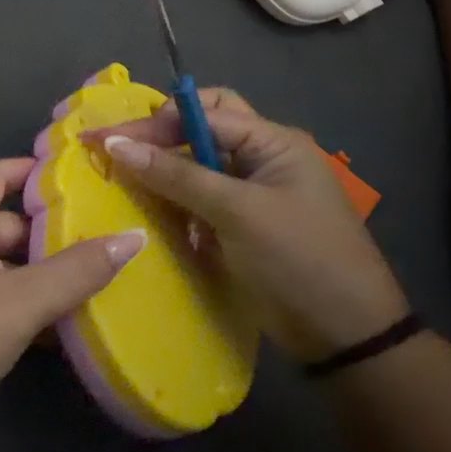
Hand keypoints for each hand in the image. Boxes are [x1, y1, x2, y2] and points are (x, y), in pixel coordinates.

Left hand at [0, 159, 145, 451]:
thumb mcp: (23, 302)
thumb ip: (78, 271)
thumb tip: (133, 237)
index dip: (32, 171)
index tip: (77, 177)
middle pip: (3, 220)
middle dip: (48, 232)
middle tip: (100, 240)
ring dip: (38, 271)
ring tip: (91, 282)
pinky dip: (19, 295)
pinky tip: (57, 323)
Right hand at [90, 89, 408, 362]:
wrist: (346, 338)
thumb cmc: (298, 261)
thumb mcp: (236, 213)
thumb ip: (175, 175)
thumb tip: (112, 142)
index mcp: (273, 142)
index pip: (202, 113)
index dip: (152, 123)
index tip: (104, 140)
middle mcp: (262, 159)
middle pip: (199, 130)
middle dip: (157, 137)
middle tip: (114, 151)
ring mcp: (252, 193)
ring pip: (195, 166)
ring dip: (161, 170)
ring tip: (118, 179)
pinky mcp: (240, 225)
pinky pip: (197, 199)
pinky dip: (172, 201)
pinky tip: (145, 210)